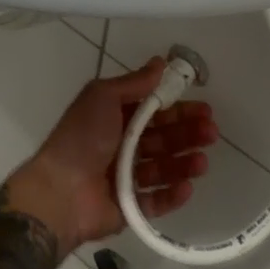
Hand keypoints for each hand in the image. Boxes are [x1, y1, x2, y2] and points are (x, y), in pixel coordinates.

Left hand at [7, 58, 218, 250]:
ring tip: (202, 162)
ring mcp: (125, 178)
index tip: (203, 107)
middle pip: (162, 138)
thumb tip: (160, 62)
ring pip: (163, 168)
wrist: (58, 192)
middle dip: (188, 134)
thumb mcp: (103, 97)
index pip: (154, 110)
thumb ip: (134, 82)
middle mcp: (121, 146)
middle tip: (211, 132)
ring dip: (185, 163)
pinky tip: (187, 187)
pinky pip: (155, 201)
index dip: (179, 108)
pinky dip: (172, 195)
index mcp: (113, 118)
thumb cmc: (81, 139)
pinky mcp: (128, 207)